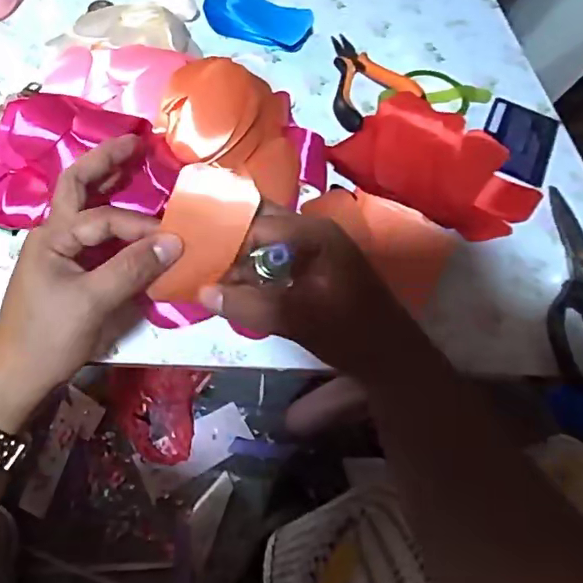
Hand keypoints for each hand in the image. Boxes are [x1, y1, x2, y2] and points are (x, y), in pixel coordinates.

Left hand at [0, 134, 182, 431]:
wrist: (16, 378)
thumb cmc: (47, 337)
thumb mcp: (92, 302)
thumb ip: (133, 268)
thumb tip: (175, 241)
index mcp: (52, 236)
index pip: (104, 217)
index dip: (140, 226)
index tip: (172, 242)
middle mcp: (54, 234)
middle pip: (78, 185)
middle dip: (106, 160)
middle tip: (137, 140)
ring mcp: (60, 250)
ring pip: (84, 204)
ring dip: (107, 182)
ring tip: (134, 163)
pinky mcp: (70, 269)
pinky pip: (94, 232)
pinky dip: (114, 217)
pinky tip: (132, 216)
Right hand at [197, 205, 433, 384]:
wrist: (392, 359)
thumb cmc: (351, 333)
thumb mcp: (297, 320)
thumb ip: (249, 305)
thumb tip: (202, 292)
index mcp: (314, 233)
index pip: (256, 222)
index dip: (223, 236)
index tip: (191, 251)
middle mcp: (312, 231)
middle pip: (259, 222)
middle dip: (226, 236)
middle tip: (191, 251)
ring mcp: (313, 248)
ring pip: (263, 240)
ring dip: (236, 252)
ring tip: (202, 266)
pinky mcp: (310, 266)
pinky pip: (272, 257)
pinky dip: (250, 266)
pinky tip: (229, 282)